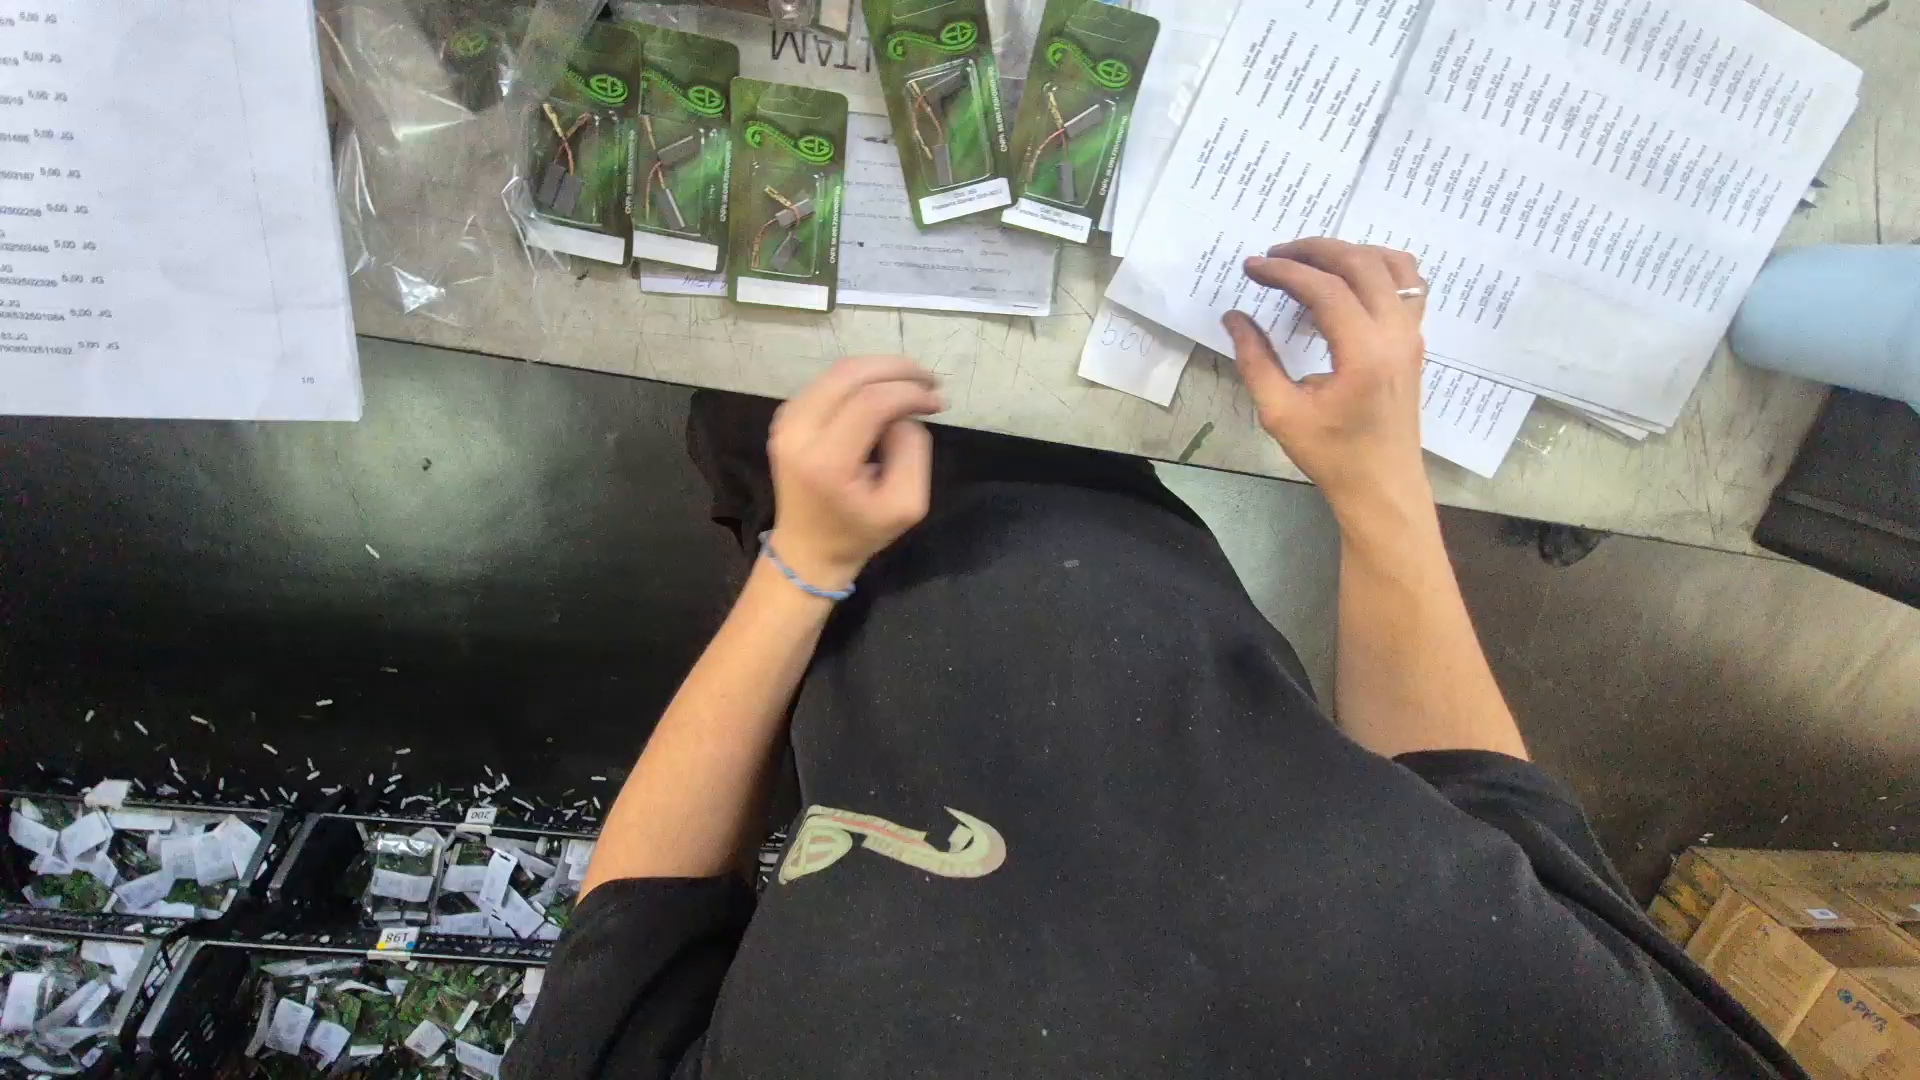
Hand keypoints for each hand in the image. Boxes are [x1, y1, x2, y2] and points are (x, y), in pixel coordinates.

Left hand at [766, 356, 943, 589]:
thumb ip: (912, 452)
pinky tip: (884, 392)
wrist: (808, 548)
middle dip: (897, 369)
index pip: (871, 403)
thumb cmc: (859, 531)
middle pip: (850, 374)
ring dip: (880, 370)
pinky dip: (861, 380)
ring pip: (838, 372)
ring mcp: (786, 422)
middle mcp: (798, 433)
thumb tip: (903, 413)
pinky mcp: (787, 417)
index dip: (910, 392)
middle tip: (930, 380)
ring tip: (912, 383)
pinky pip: (828, 382)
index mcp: (826, 461)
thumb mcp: (906, 505)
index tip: (938, 402)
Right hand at [1221, 238, 1430, 521]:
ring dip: (1349, 252)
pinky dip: (1377, 267)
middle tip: (1274, 255)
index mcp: (1364, 353)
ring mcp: (1412, 333)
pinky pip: (1407, 283)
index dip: (1285, 271)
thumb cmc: (1330, 454)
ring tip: (1309, 260)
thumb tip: (1235, 318)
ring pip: (1391, 265)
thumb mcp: (1281, 413)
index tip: (1252, 268)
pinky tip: (1347, 278)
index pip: (1326, 289)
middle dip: (1315, 250)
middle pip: (1361, 264)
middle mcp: (1396, 333)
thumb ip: (1256, 361)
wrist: (1381, 484)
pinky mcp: (1414, 340)